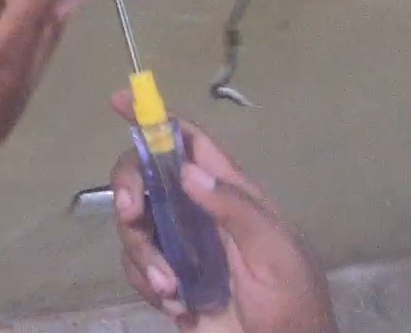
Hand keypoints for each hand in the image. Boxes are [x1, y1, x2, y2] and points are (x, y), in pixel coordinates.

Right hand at [110, 91, 336, 332]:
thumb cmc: (291, 306)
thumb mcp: (276, 254)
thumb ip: (237, 209)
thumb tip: (188, 170)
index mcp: (227, 191)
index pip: (186, 140)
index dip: (153, 118)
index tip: (119, 103)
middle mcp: (196, 209)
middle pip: (145, 173)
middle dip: (129, 186)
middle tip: (130, 211)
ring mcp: (178, 244)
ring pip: (133, 220)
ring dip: (142, 250)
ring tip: (168, 287)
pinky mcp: (165, 278)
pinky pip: (133, 263)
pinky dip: (144, 279)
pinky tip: (171, 303)